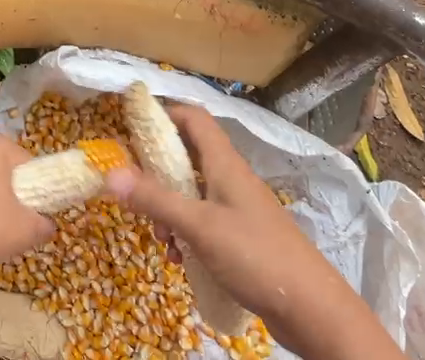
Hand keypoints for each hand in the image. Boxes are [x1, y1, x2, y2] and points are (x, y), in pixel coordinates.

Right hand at [103, 105, 343, 324]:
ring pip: (194, 193)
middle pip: (188, 155)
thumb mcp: (198, 226)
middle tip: (136, 189)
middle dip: (158, 171)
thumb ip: (155, 199)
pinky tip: (180, 258)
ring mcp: (240, 209)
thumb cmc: (256, 256)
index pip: (193, 117)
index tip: (133, 125)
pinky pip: (205, 222)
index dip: (164, 113)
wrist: (314, 311)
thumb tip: (110, 173)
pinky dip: (187, 233)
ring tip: (161, 237)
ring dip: (170, 209)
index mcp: (225, 164)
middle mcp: (232, 179)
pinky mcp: (244, 237)